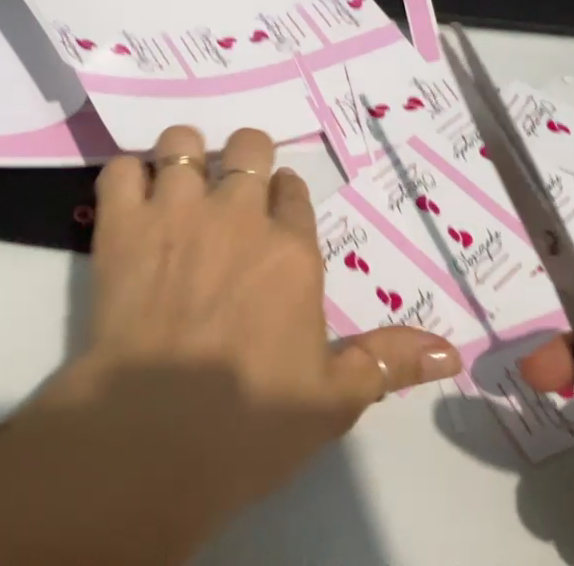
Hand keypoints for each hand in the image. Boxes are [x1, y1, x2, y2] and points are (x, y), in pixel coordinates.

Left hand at [55, 124, 464, 522]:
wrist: (156, 430)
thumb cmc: (250, 421)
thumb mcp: (333, 399)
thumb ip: (388, 361)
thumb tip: (452, 351)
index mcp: (292, 251)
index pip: (294, 192)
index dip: (283, 197)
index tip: (274, 212)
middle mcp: (237, 215)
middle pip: (247, 147)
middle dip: (243, 158)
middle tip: (230, 188)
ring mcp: (175, 212)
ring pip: (181, 143)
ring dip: (183, 156)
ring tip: (178, 187)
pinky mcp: (121, 224)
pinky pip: (120, 169)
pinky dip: (126, 176)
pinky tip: (131, 201)